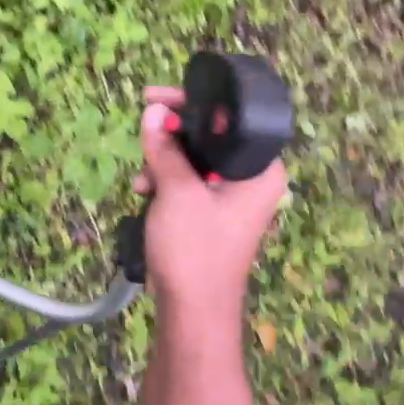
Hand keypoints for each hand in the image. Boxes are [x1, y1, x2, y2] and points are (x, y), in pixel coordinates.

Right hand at [132, 86, 286, 314]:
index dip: (193, 104)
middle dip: (171, 137)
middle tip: (143, 136)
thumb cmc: (195, 249)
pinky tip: (145, 192)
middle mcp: (251, 180)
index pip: (231, 119)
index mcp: (261, 170)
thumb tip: (152, 110)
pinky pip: (186, 183)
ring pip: (192, 161)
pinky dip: (164, 182)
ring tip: (142, 180)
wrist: (192, 307)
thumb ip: (165, 149)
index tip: (155, 97)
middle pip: (208, 138)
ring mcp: (230, 199)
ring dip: (162, 163)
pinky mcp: (209, 214)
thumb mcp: (177, 192)